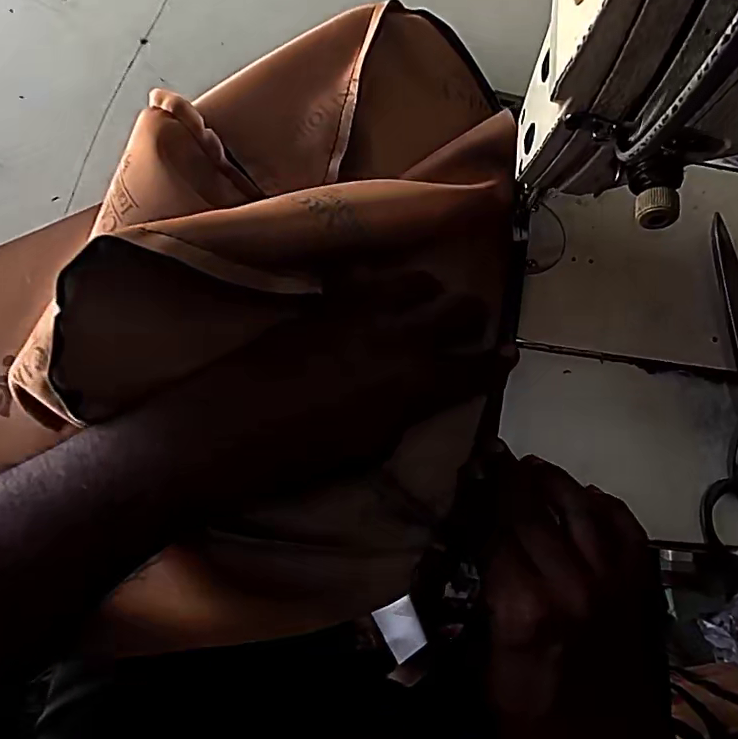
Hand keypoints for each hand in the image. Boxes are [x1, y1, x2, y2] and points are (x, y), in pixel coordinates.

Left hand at [119, 271, 513, 512]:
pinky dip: (381, 287)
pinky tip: (374, 298)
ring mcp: (361, 311)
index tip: (509, 355)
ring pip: (417, 282)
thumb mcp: (370, 448)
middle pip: (459, 310)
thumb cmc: (302, 457)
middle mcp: (398, 338)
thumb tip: (417, 396)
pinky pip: (367, 280)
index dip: (497, 363)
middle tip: (470, 329)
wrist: (228, 430)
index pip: (474, 368)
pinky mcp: (327, 301)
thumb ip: (406, 413)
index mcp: (415, 384)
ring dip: (430, 295)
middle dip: (472, 319)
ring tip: (423, 307)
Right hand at [484, 454, 673, 738]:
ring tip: (531, 465)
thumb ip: (478, 615)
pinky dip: (604, 504)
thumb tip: (464, 563)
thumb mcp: (488, 681)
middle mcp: (573, 584)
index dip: (477, 499)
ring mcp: (615, 581)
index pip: (493, 534)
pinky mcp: (644, 586)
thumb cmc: (539, 734)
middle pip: (532, 512)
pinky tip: (586, 496)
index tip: (464, 471)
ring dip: (552, 481)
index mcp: (526, 611)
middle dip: (507, 479)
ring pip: (580, 507)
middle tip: (490, 455)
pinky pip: (625, 527)